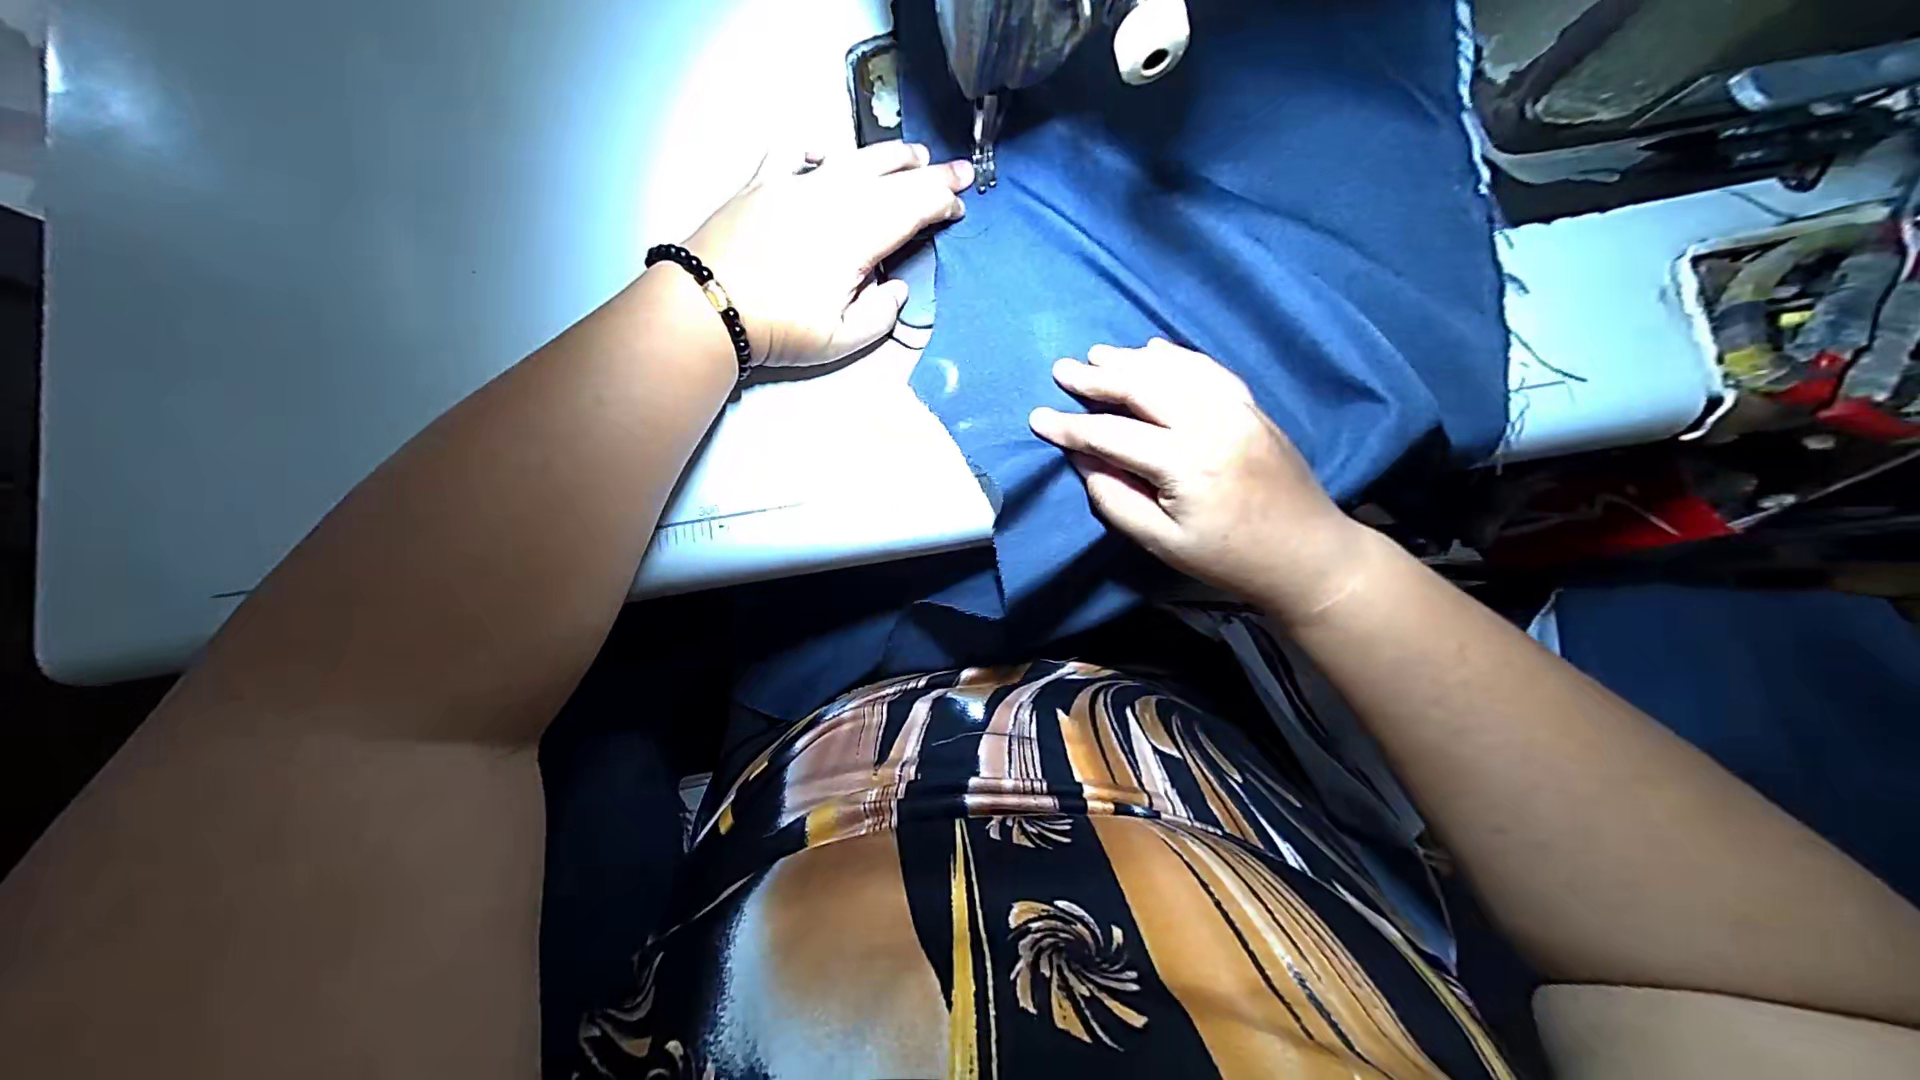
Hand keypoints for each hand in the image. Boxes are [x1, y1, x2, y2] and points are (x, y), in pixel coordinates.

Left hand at [680, 142, 972, 367]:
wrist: (709, 306)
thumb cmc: (778, 328)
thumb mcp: (843, 339)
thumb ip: (881, 314)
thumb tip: (896, 288)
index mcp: (858, 235)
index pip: (915, 206)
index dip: (942, 202)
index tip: (959, 207)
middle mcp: (833, 199)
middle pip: (893, 176)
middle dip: (931, 173)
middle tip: (955, 172)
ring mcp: (796, 185)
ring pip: (853, 156)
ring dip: (888, 156)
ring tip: (910, 155)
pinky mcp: (763, 182)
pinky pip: (794, 150)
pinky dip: (817, 147)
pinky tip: (828, 154)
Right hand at [1028, 340, 1379, 624]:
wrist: (1308, 554)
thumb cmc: (1228, 558)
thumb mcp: (1162, 542)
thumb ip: (1115, 498)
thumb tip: (1084, 460)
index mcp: (1186, 462)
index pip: (1113, 434)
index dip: (1071, 427)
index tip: (1038, 418)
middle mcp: (1212, 423)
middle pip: (1143, 386)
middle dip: (1098, 378)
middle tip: (1062, 370)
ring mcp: (1236, 409)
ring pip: (1174, 369)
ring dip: (1132, 360)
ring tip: (1097, 356)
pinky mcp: (1251, 407)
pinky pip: (1208, 369)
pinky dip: (1176, 356)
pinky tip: (1154, 350)